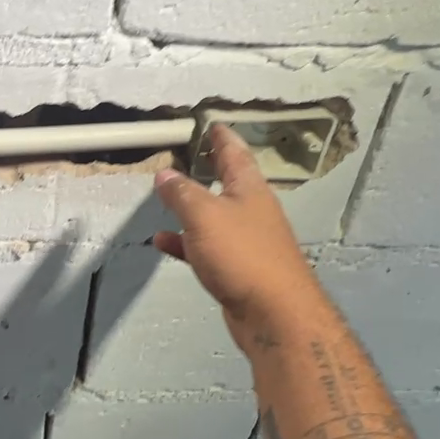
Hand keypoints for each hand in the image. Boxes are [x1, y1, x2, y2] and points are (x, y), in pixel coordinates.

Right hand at [152, 125, 321, 357]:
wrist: (274, 315)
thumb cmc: (242, 255)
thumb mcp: (204, 216)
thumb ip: (182, 193)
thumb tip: (165, 173)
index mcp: (249, 189)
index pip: (235, 152)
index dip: (222, 136)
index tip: (211, 123)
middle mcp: (252, 210)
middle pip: (228, 181)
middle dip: (209, 167)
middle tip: (188, 154)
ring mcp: (247, 241)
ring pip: (215, 215)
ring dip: (192, 206)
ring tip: (166, 198)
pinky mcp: (239, 268)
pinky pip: (207, 246)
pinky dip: (186, 242)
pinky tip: (164, 242)